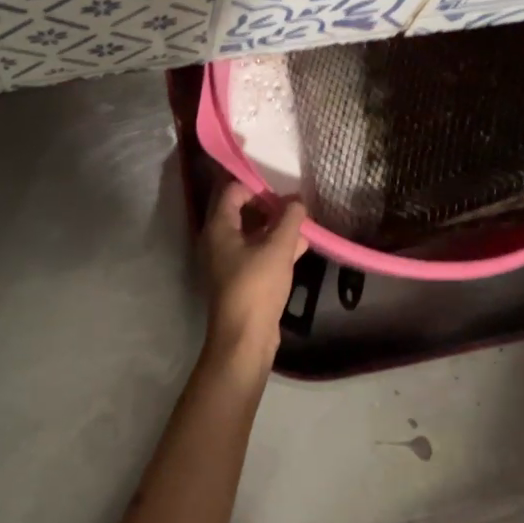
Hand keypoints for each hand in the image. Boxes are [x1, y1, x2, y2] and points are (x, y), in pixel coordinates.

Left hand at [202, 181, 308, 359]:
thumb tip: (297, 200)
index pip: (232, 191)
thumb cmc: (256, 286)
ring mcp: (229, 260)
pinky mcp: (242, 278)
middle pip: (243, 211)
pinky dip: (277, 247)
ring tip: (304, 221)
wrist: (245, 338)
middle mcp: (219, 240)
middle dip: (270, 206)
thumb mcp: (278, 248)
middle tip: (296, 202)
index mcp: (219, 228)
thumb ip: (289, 219)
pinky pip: (259, 253)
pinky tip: (302, 246)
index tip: (281, 185)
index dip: (256, 184)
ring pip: (254, 233)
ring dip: (277, 227)